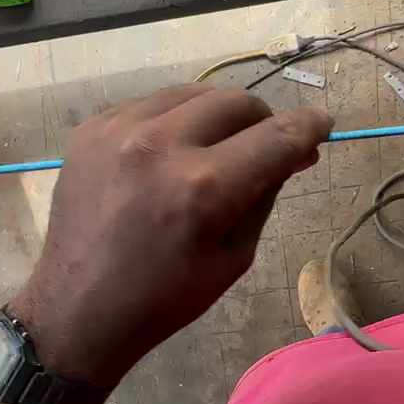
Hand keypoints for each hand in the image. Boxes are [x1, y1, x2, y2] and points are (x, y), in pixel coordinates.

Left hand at [9, 85, 331, 385]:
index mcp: (203, 188)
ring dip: (219, 117)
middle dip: (264, 120)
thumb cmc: (167, 296)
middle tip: (269, 145)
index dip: (309, 127)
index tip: (323, 123)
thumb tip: (293, 152)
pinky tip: (174, 153)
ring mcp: (118, 130)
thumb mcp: (235, 255)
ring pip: (193, 94)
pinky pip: (152, 105)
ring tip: (219, 149)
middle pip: (236, 102)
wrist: (79, 309)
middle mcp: (160, 144)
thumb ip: (266, 193)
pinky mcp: (91, 128)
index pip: (275, 136)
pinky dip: (175, 122)